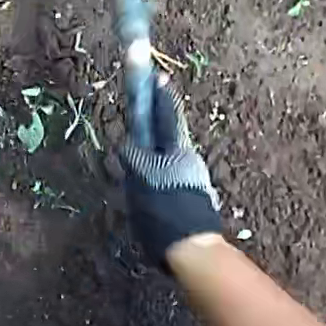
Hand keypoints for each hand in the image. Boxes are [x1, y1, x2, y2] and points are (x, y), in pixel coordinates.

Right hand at [119, 84, 221, 268]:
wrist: (194, 249)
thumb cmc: (164, 218)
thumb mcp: (141, 187)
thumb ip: (136, 162)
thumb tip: (131, 145)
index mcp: (176, 153)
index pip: (164, 117)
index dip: (158, 96)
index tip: (156, 76)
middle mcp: (188, 159)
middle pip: (170, 133)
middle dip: (159, 121)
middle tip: (150, 109)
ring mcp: (194, 177)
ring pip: (171, 155)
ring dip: (159, 151)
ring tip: (144, 159)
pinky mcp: (195, 193)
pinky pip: (174, 174)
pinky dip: (163, 171)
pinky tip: (155, 186)